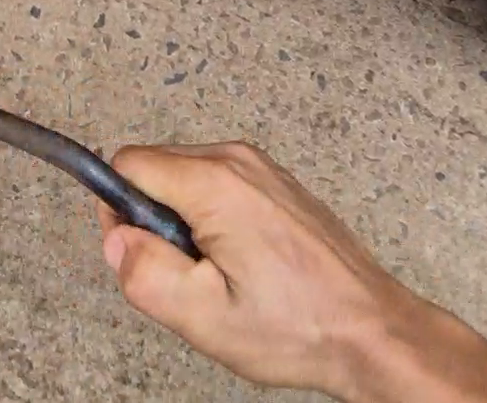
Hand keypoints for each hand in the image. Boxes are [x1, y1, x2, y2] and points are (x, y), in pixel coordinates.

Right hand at [97, 143, 486, 402]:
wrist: (372, 328)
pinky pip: (214, 180)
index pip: (128, 163)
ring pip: (182, 174)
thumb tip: (114, 239)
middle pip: (154, 167)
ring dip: (181, 217)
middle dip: (152, 216)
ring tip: (218, 269)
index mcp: (213, 182)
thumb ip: (144, 274)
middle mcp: (234, 158)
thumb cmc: (298, 325)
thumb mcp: (205, 318)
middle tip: (187, 272)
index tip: (138, 249)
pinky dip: (209, 213)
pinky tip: (240, 258)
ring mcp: (257, 164)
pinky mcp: (271, 177)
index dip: (117, 208)